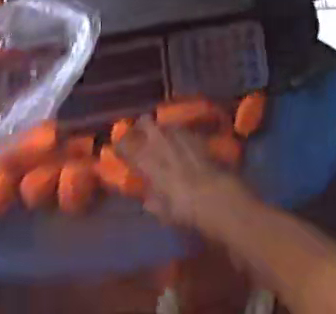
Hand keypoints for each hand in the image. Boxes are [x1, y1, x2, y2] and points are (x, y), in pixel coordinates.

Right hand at [116, 121, 252, 231]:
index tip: (119, 150)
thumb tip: (147, 200)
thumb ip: (154, 202)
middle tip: (139, 138)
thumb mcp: (165, 212)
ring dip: (160, 130)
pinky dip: (177, 135)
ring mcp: (179, 136)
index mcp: (146, 159)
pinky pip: (181, 130)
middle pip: (145, 122)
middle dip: (140, 127)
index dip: (121, 145)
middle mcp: (159, 142)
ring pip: (163, 124)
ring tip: (161, 140)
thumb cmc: (185, 208)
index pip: (126, 144)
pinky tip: (181, 145)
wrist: (217, 196)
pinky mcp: (196, 136)